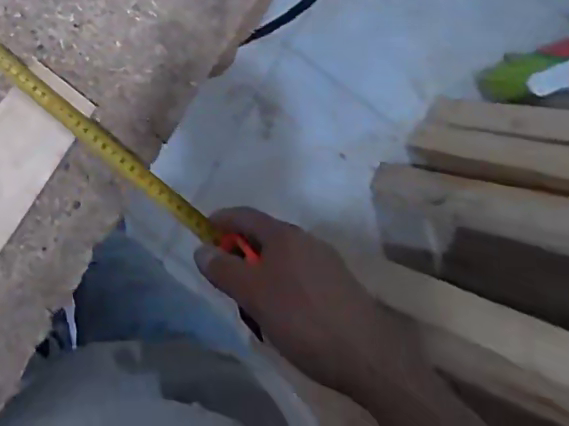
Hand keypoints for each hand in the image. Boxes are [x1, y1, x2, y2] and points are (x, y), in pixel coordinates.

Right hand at [192, 208, 420, 395]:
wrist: (367, 354)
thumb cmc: (302, 318)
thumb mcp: (254, 296)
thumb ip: (225, 270)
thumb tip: (202, 249)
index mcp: (283, 234)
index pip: (245, 214)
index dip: (222, 220)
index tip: (203, 232)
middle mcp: (305, 239)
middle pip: (263, 237)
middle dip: (241, 255)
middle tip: (227, 282)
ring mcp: (325, 260)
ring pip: (282, 259)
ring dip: (262, 275)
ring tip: (255, 308)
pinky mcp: (338, 284)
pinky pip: (299, 276)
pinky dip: (283, 287)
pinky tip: (284, 318)